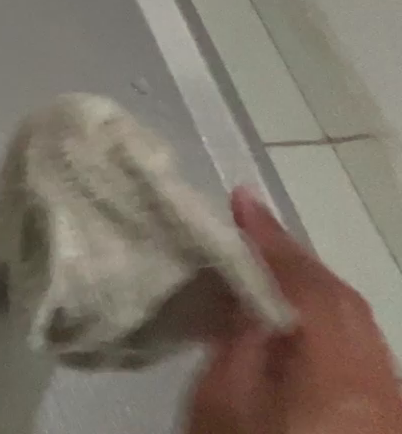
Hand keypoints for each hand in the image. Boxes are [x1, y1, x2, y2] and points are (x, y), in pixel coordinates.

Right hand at [187, 188, 401, 433]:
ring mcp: (393, 406)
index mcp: (340, 375)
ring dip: (308, 288)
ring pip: (360, 330)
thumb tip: (242, 286)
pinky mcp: (385, 418)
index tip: (238, 198)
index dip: (274, 240)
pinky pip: (360, 353)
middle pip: (347, 307)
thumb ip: (242, 342)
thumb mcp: (224, 402)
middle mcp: (386, 387)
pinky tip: (284, 314)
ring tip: (257, 258)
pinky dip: (321, 320)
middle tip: (243, 221)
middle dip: (295, 260)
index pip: (312, 289)